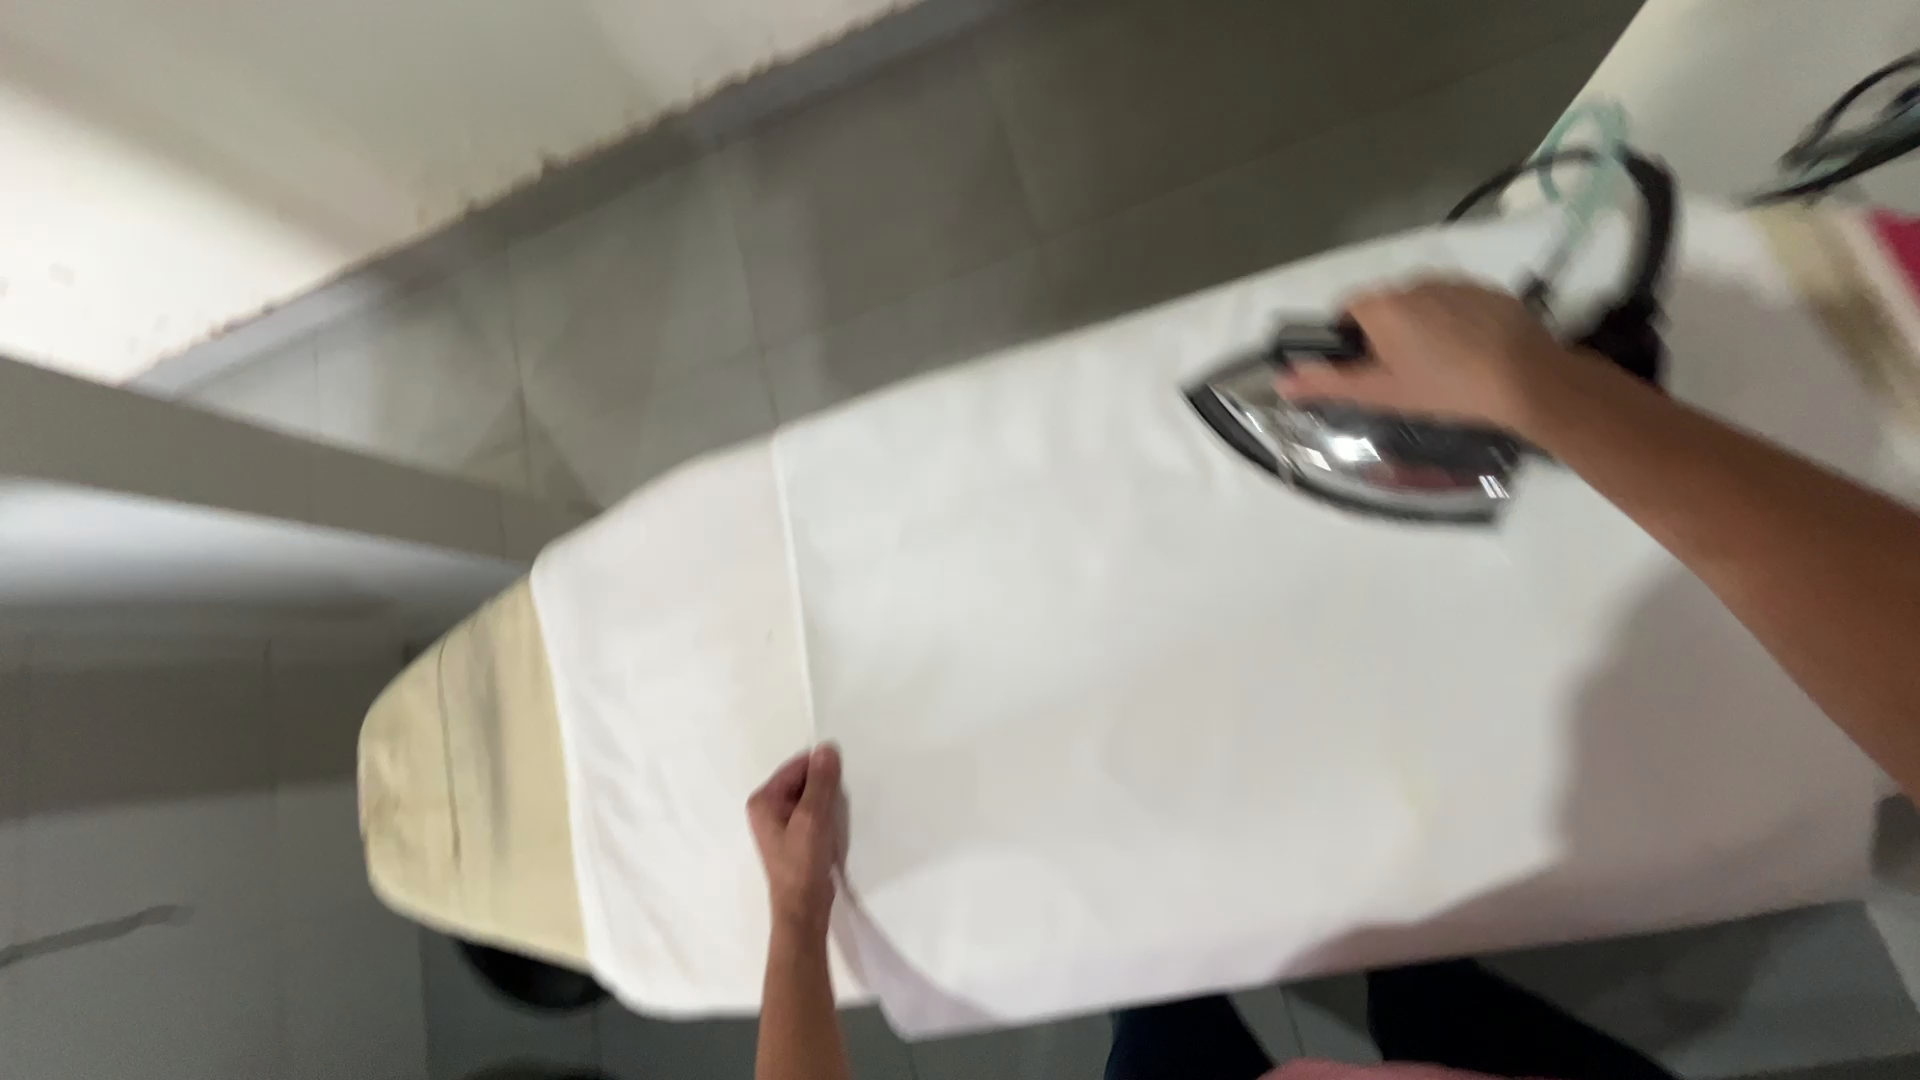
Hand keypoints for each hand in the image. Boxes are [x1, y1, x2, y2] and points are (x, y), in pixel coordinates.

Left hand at [748, 743, 845, 936]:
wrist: (803, 909)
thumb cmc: (802, 863)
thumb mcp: (813, 817)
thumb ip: (820, 781)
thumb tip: (827, 748)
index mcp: (763, 800)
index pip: (797, 766)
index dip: (821, 768)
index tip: (844, 773)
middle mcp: (767, 807)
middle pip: (802, 779)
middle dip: (824, 783)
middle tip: (846, 792)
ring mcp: (779, 823)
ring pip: (810, 796)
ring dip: (827, 799)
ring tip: (843, 807)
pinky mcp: (794, 835)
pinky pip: (812, 811)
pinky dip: (826, 812)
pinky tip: (838, 821)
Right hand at [1274, 280, 1581, 433]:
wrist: (1527, 379)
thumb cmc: (1442, 388)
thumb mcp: (1378, 392)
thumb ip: (1325, 383)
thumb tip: (1281, 381)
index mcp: (1382, 306)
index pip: (1343, 311)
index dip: (1344, 340)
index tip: (1359, 368)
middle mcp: (1413, 284)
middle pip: (1380, 307)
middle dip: (1380, 335)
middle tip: (1396, 374)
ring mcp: (1454, 283)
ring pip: (1417, 305)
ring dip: (1415, 329)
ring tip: (1434, 366)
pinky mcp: (1487, 290)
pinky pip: (1452, 304)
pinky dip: (1449, 324)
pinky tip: (1464, 354)